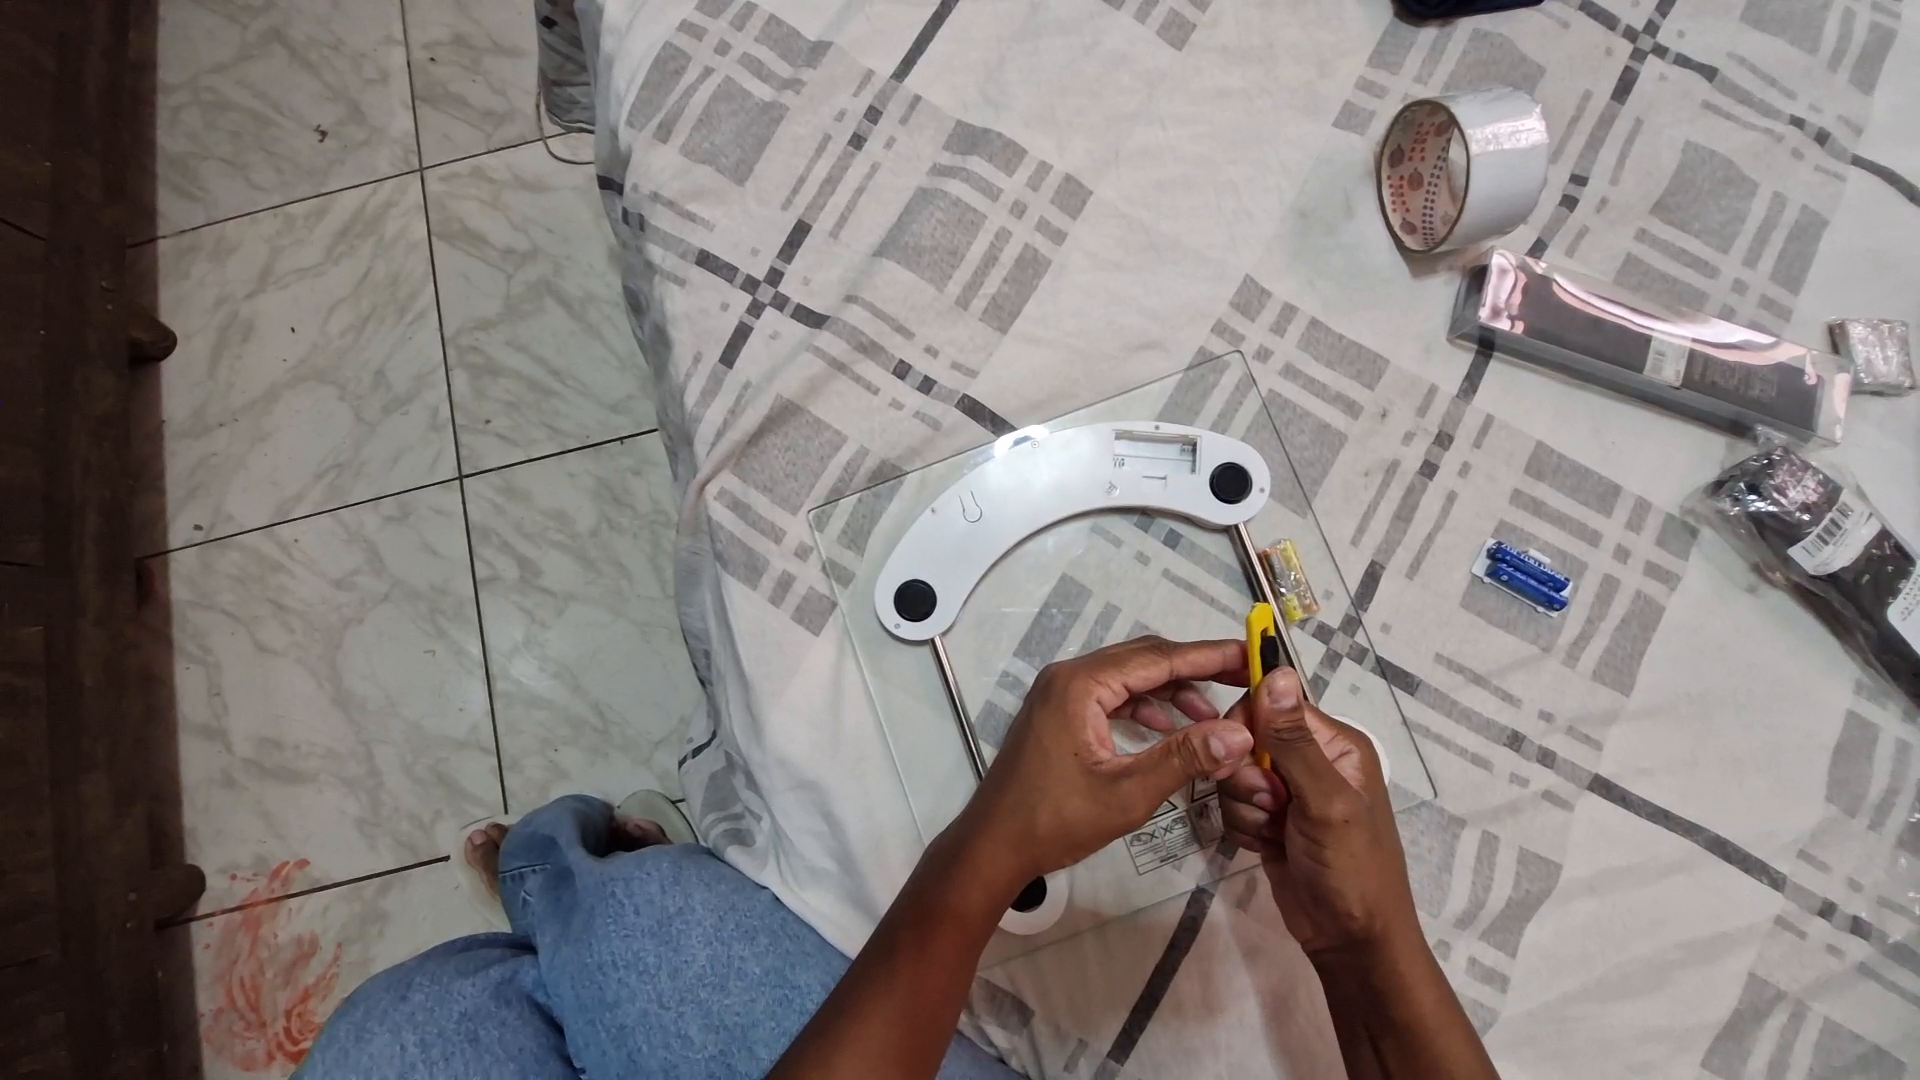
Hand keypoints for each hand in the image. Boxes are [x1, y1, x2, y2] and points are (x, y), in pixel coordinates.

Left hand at [952, 636, 1255, 887]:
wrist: (993, 845)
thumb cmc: (1055, 820)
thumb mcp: (1127, 793)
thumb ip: (1184, 758)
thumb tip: (1241, 733)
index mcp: (1080, 684)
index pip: (1156, 658)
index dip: (1208, 656)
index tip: (1251, 656)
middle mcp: (1069, 676)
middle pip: (1142, 660)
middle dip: (1194, 671)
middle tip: (1242, 682)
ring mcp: (1061, 693)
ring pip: (1127, 678)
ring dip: (1170, 693)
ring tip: (1214, 719)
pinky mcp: (1060, 713)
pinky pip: (1111, 697)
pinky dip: (1144, 708)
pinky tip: (1170, 729)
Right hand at [1220, 668, 1421, 958]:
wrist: (1351, 942)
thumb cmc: (1351, 867)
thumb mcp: (1325, 801)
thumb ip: (1293, 739)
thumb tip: (1275, 670)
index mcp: (1333, 743)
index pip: (1271, 703)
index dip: (1248, 725)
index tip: (1244, 756)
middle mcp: (1308, 759)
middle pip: (1243, 738)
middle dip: (1245, 775)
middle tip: (1271, 805)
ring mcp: (1285, 790)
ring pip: (1231, 774)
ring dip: (1244, 806)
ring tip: (1274, 832)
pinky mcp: (1266, 817)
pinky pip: (1230, 803)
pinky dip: (1242, 826)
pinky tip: (1266, 846)